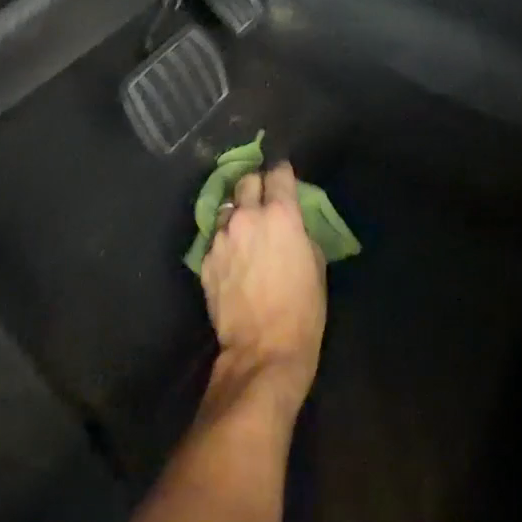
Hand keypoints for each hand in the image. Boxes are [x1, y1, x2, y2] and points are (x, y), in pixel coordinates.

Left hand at [200, 162, 327, 410]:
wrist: (263, 349)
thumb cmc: (302, 310)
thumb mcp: (316, 264)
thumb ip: (300, 233)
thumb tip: (291, 226)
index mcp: (280, 215)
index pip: (278, 174)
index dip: (282, 171)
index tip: (283, 173)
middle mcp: (247, 217)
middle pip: (246, 181)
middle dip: (256, 184)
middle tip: (263, 197)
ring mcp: (221, 237)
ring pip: (227, 208)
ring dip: (238, 212)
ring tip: (245, 228)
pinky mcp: (205, 259)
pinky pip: (216, 237)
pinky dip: (226, 240)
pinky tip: (234, 256)